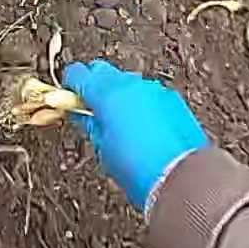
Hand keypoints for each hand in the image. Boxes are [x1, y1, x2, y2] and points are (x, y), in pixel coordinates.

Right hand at [64, 60, 208, 210]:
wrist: (179, 177)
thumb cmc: (138, 169)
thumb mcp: (103, 149)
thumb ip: (90, 124)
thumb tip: (80, 113)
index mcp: (106, 93)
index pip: (78, 73)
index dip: (71, 83)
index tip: (69, 95)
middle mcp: (128, 83)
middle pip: (102, 70)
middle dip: (94, 84)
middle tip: (92, 109)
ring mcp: (150, 87)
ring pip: (126, 81)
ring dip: (119, 94)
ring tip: (120, 124)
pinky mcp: (168, 96)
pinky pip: (146, 92)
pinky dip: (140, 102)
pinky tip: (143, 126)